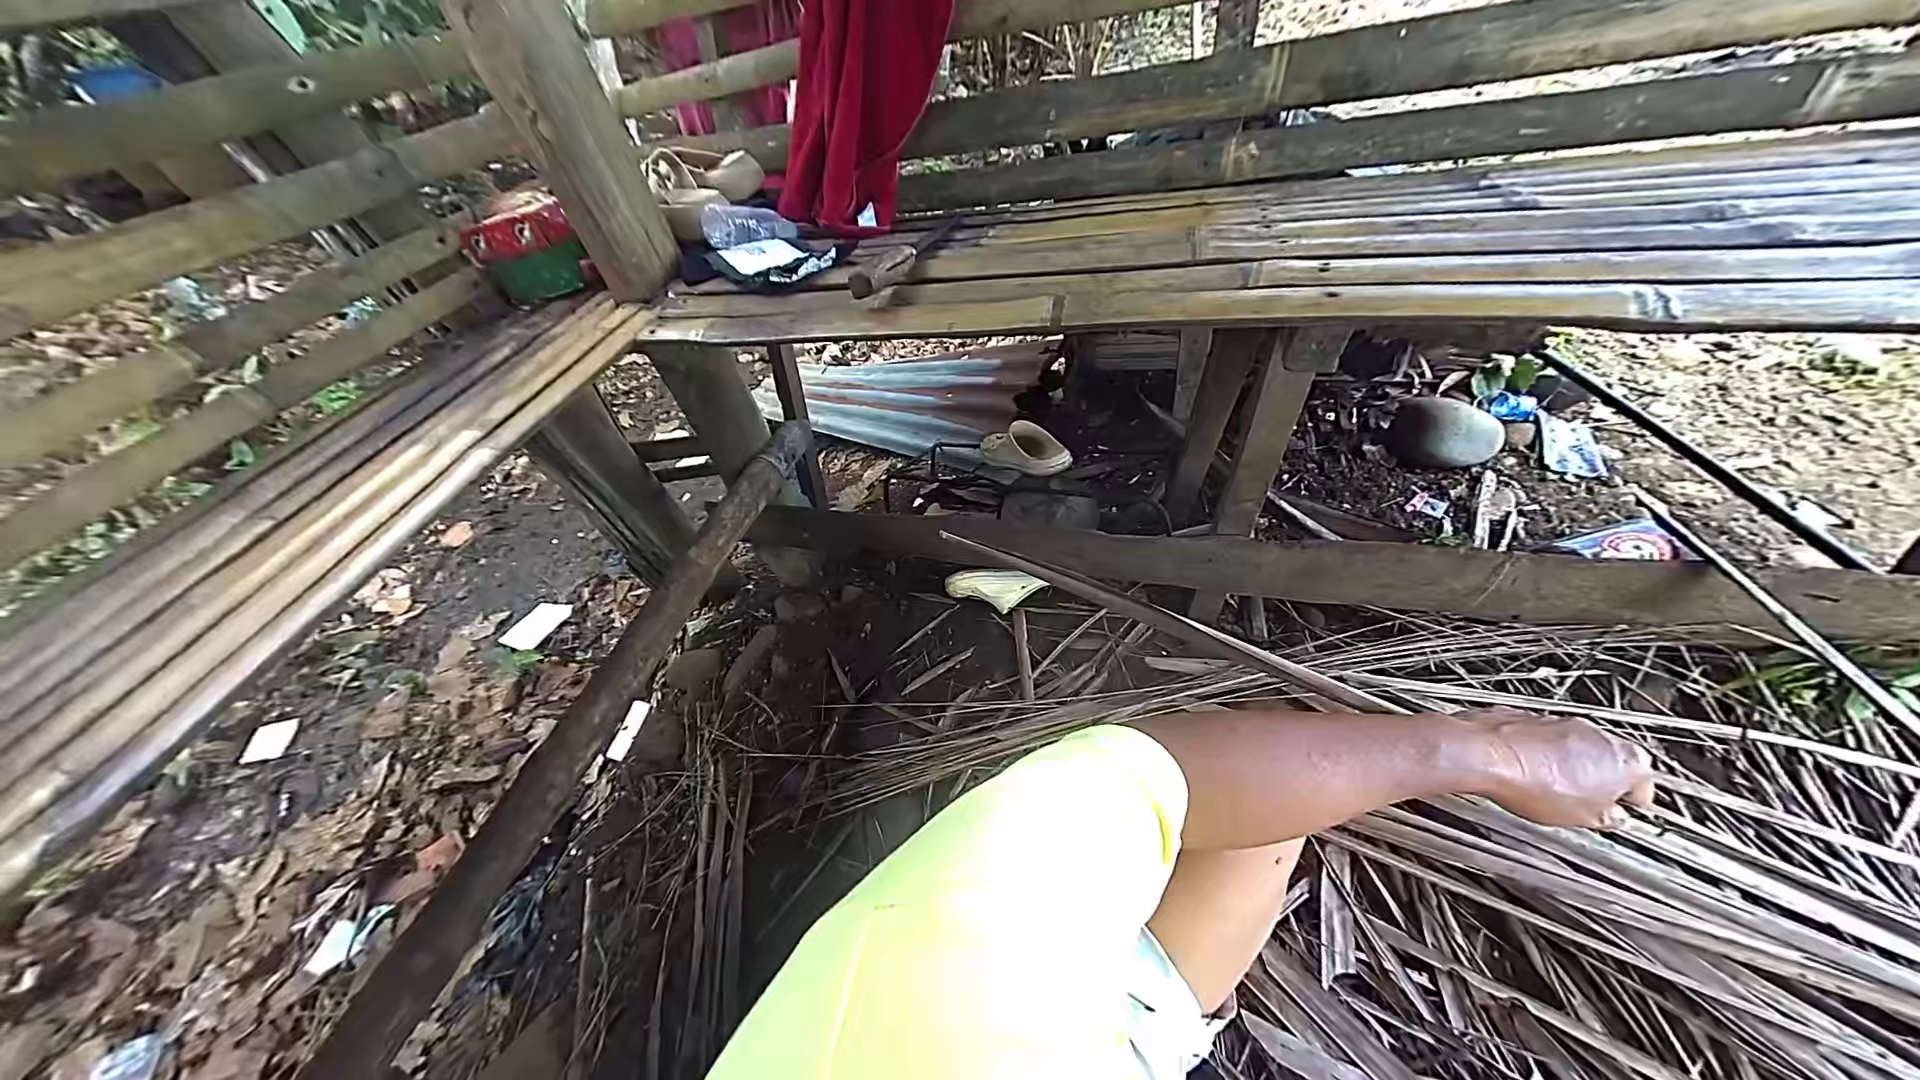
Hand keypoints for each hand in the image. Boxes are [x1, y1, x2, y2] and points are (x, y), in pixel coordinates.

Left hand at [1461, 708, 1654, 827]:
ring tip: (1538, 785)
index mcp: (1626, 758)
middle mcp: (1593, 731)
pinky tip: (1514, 766)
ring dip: (1558, 763)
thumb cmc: (1532, 783)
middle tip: (1574, 801)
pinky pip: (1530, 735)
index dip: (1625, 804)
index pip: (1642, 787)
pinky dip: (1527, 749)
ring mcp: (1553, 719)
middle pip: (1603, 762)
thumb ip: (1610, 817)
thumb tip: (1612, 816)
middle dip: (1592, 781)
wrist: (1479, 754)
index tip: (1613, 812)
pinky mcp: (1519, 714)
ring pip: (1566, 746)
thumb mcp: (1585, 818)